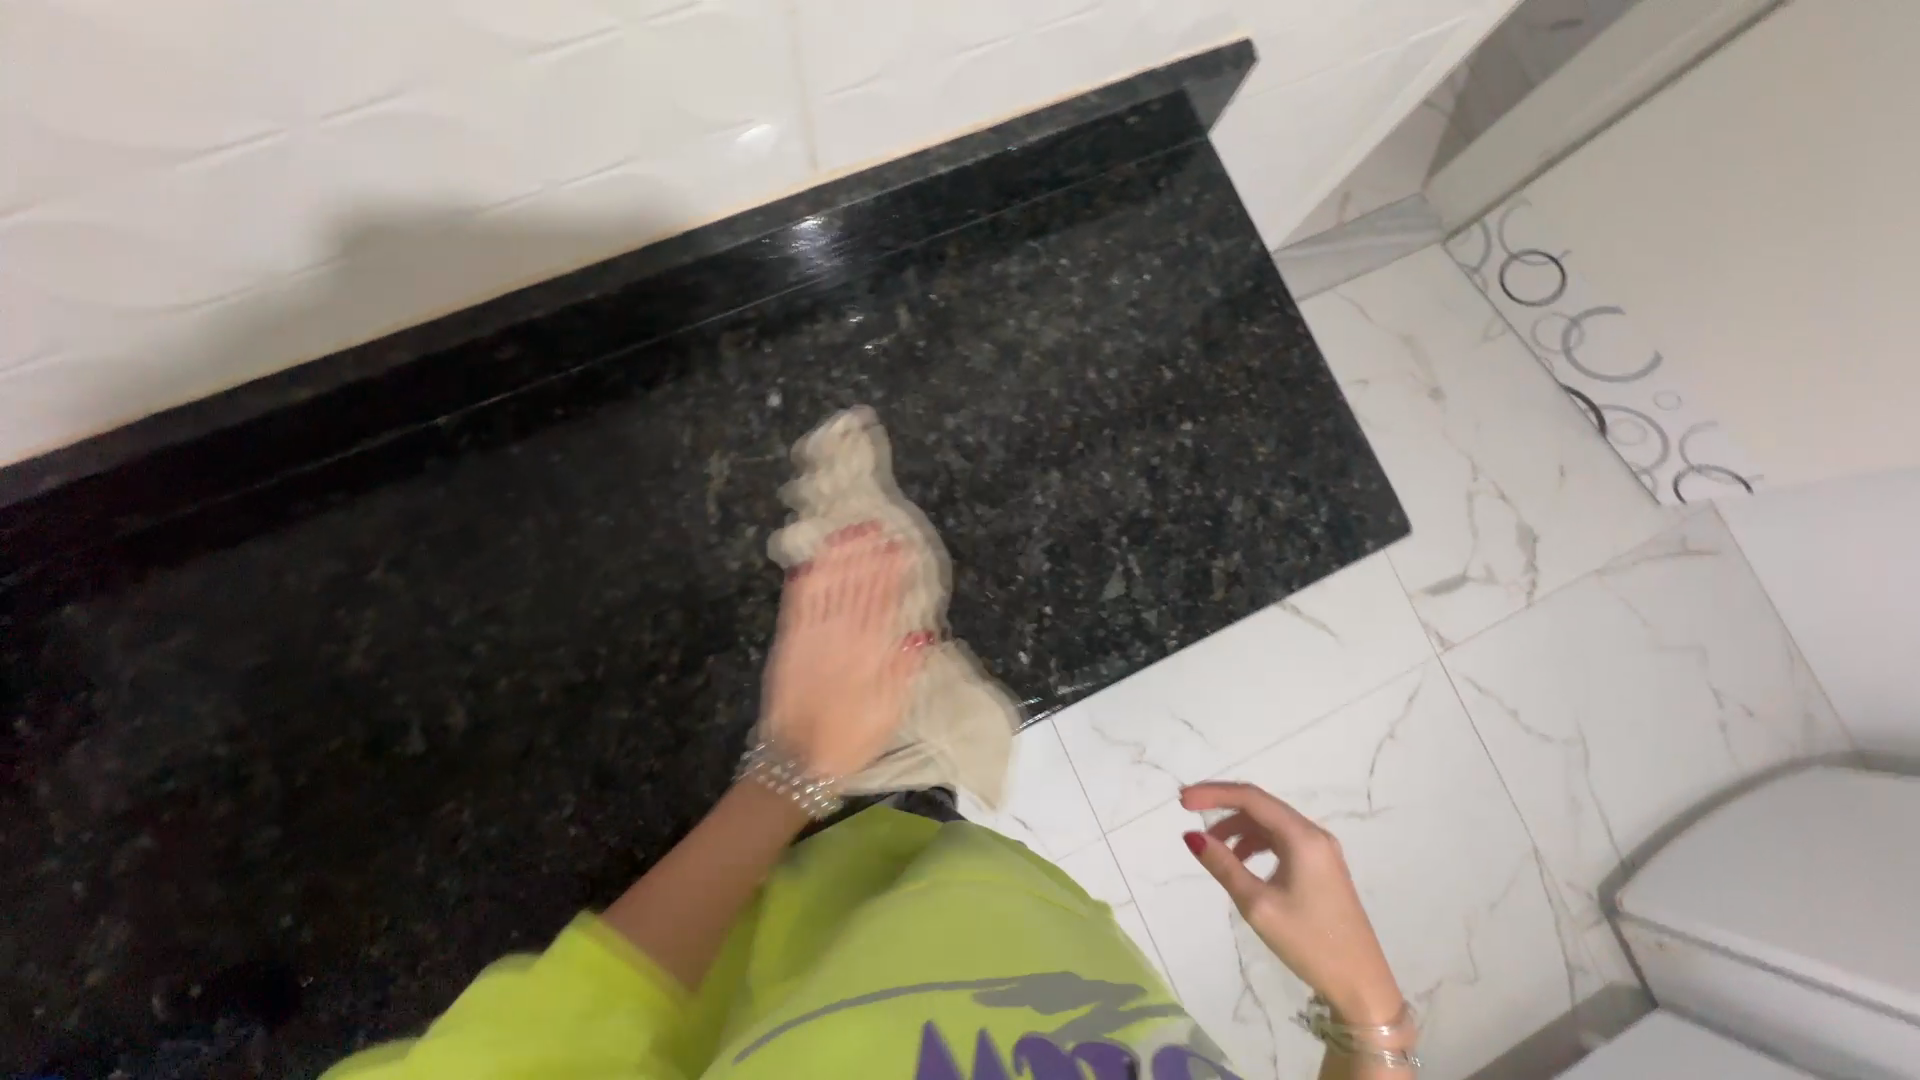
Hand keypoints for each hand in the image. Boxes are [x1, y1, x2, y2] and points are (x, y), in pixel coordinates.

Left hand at [761, 523, 930, 779]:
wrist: (795, 763)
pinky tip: (812, 563)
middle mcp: (841, 639)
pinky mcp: (789, 644)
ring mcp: (812, 638)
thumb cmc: (848, 742)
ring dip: (839, 559)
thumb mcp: (887, 716)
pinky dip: (806, 581)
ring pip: (828, 588)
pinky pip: (799, 605)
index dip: (892, 572)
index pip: (884, 603)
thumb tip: (919, 635)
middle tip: (878, 527)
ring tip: (848, 533)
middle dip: (869, 556)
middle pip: (857, 588)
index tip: (901, 547)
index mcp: (869, 655)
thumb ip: (902, 673)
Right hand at [1181, 782, 1404, 1027]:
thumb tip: (1191, 835)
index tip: (1181, 801)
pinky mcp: (1321, 867)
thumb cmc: (1310, 943)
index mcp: (1302, 837)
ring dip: (1238, 828)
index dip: (1213, 794)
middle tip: (1188, 812)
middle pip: (1261, 805)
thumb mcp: (1258, 905)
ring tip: (1213, 849)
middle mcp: (1314, 835)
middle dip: (1223, 805)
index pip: (1251, 798)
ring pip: (1270, 823)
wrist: (1363, 985)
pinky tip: (1241, 864)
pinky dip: (1255, 843)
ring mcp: (1321, 851)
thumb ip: (1224, 865)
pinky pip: (1281, 840)